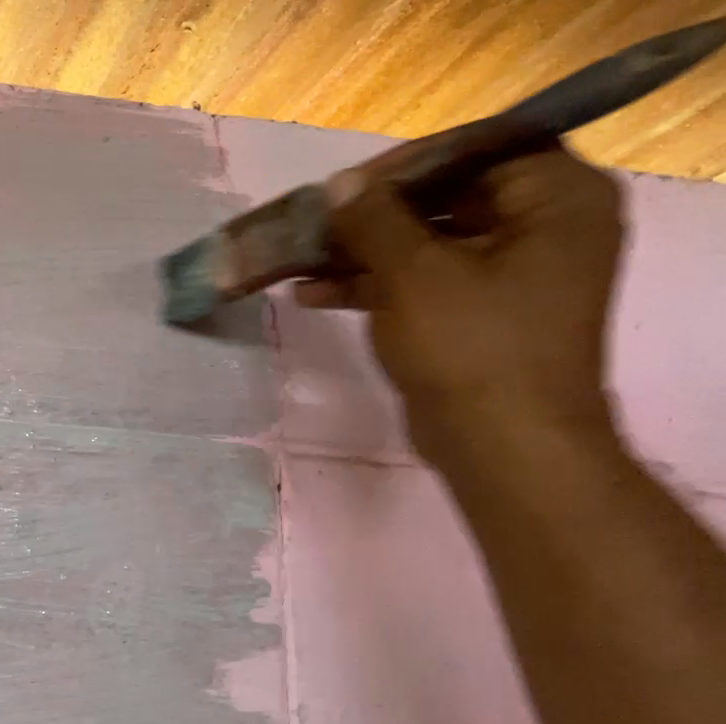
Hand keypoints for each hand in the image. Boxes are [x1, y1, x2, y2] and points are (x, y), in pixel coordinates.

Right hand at [296, 147, 625, 450]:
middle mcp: (547, 226)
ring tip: (300, 260)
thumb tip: (339, 184)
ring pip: (429, 242)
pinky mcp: (481, 313)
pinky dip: (374, 284)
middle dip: (375, 213)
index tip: (347, 183)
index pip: (483, 148)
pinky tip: (314, 293)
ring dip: (363, 251)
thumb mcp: (413, 274)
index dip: (410, 161)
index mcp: (559, 198)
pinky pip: (424, 281)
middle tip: (316, 222)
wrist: (501, 439)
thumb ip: (374, 221)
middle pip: (451, 196)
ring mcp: (514, 273)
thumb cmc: (470, 345)